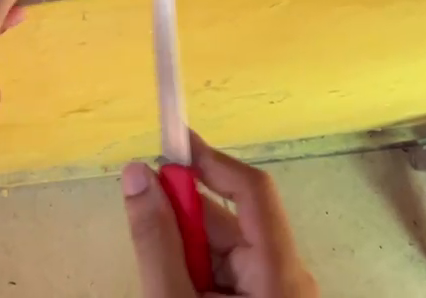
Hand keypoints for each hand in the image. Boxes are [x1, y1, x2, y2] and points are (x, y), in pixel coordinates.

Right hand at [122, 133, 318, 296]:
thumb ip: (156, 240)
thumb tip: (137, 171)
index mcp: (280, 272)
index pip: (251, 189)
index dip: (210, 160)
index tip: (167, 143)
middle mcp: (288, 277)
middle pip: (231, 219)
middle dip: (184, 217)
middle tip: (143, 230)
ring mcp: (280, 295)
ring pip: (226, 248)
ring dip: (187, 251)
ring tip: (162, 283)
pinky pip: (231, 274)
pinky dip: (199, 274)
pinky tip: (178, 292)